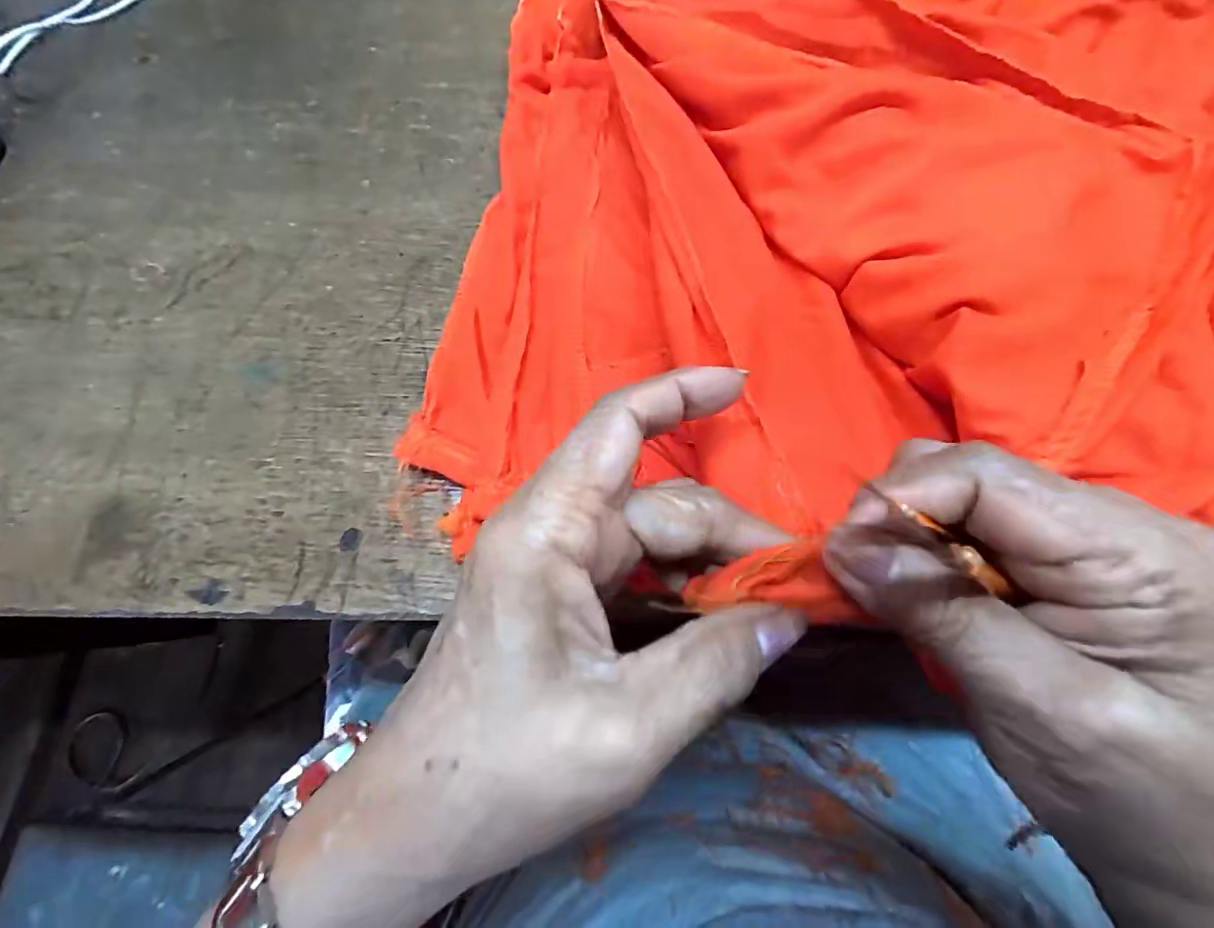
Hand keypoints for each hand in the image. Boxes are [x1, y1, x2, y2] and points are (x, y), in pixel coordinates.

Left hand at [271, 368, 807, 927]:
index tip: (740, 384)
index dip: (678, 393)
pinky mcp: (565, 599)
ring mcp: (558, 565)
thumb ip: (715, 666)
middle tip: (796, 585)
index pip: (617, 429)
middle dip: (732, 534)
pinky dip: (688, 586)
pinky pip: (643, 571)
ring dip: (714, 563)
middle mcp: (552, 532)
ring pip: (657, 538)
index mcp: (548, 533)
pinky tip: (723, 617)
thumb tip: (789, 617)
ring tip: (771, 603)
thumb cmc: (503, 773)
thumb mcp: (625, 729)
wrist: (416, 828)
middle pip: (661, 502)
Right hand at [823, 441, 1213, 927]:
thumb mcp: (1031, 712)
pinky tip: (938, 587)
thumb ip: (944, 617)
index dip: (907, 494)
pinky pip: (991, 519)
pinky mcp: (1089, 547)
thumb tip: (848, 548)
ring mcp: (1117, 529)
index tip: (846, 543)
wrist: (1185, 848)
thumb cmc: (1126, 800)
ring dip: (922, 529)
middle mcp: (1142, 522)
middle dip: (908, 511)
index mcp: (1152, 558)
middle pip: (985, 473)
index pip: (997, 477)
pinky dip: (945, 545)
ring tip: (904, 585)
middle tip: (866, 569)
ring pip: (980, 489)